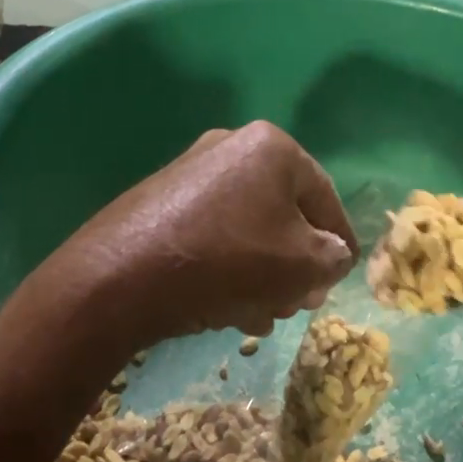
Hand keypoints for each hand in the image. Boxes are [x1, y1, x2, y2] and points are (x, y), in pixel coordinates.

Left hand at [60, 121, 357, 341]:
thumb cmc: (229, 261)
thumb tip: (331, 255)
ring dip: (263, 271)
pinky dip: (228, 264)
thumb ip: (332, 258)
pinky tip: (226, 307)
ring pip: (248, 226)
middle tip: (296, 304)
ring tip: (261, 316)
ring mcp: (192, 170)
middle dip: (295, 263)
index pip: (324, 197)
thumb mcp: (301, 265)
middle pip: (283, 212)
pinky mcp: (161, 199)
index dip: (339, 243)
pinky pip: (213, 231)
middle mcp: (232, 146)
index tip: (339, 279)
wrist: (122, 276)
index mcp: (272, 147)